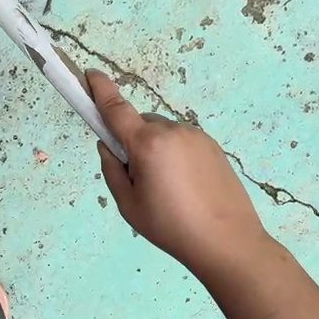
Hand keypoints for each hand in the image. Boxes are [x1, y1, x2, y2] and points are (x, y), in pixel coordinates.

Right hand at [88, 71, 269, 274]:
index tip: (90, 74)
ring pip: (163, 134)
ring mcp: (196, 136)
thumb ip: (111, 169)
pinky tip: (187, 187)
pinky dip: (176, 155)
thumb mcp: (128, 205)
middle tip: (142, 179)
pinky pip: (183, 142)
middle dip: (134, 141)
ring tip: (170, 188)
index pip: (116, 108)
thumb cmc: (171, 227)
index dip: (100, 89)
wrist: (228, 243)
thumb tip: (108, 145)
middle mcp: (171, 131)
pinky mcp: (213, 145)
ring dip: (157, 149)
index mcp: (146, 144)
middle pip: (141, 125)